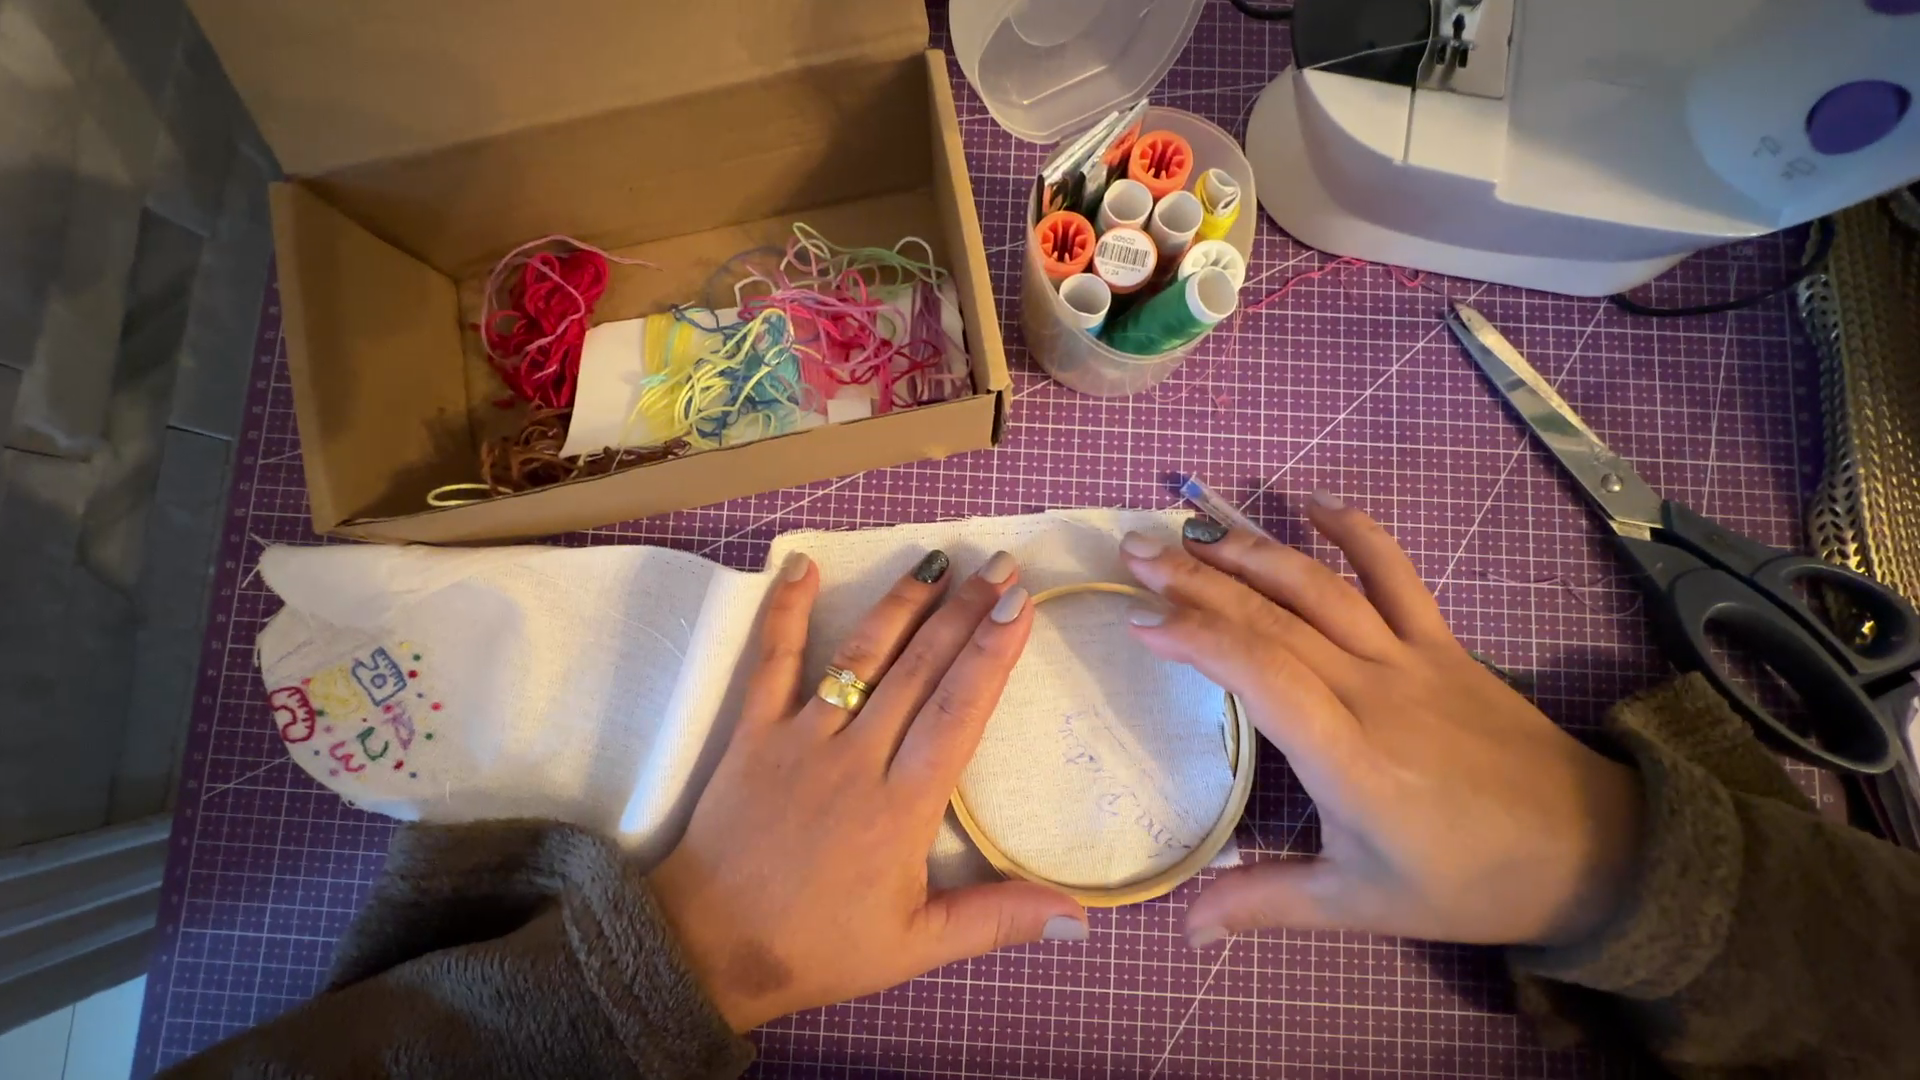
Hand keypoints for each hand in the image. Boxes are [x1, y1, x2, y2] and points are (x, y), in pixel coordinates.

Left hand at [651, 550, 1087, 1030]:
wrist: (709, 946)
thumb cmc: (820, 945)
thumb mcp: (916, 947)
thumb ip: (996, 920)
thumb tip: (1079, 920)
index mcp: (901, 806)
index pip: (957, 712)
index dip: (990, 655)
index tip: (1019, 606)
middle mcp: (856, 757)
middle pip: (920, 670)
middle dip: (965, 612)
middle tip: (1000, 566)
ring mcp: (801, 736)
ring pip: (861, 656)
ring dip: (902, 603)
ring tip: (938, 560)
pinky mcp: (754, 729)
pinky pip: (772, 660)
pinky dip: (787, 610)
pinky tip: (801, 564)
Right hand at [1120, 495, 1643, 949]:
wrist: (1600, 851)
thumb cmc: (1467, 880)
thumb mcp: (1361, 905)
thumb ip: (1266, 902)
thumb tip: (1180, 928)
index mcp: (1351, 760)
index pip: (1264, 676)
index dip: (1199, 638)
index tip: (1140, 620)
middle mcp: (1374, 693)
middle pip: (1275, 619)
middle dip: (1197, 578)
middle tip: (1136, 549)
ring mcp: (1411, 658)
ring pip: (1322, 588)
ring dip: (1252, 551)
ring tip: (1192, 531)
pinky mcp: (1441, 642)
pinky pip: (1398, 574)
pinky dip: (1357, 530)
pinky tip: (1312, 501)